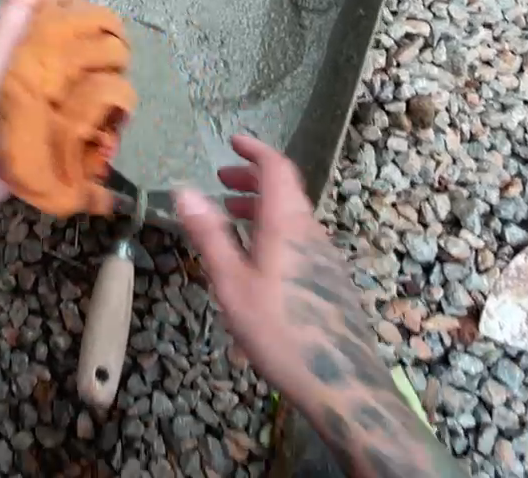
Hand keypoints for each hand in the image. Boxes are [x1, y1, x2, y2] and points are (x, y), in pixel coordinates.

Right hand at [175, 135, 464, 477]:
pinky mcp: (329, 283)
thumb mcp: (232, 281)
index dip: (256, 150)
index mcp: (288, 224)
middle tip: (221, 181)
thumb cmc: (280, 328)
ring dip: (260, 207)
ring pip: (292, 217)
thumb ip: (209, 233)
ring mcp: (325, 259)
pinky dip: (272, 230)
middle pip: (286, 191)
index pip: (277, 169)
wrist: (343, 387)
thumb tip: (183, 190)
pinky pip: (299, 239)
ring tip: (231, 216)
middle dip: (252, 179)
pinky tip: (255, 258)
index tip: (233, 142)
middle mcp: (310, 233)